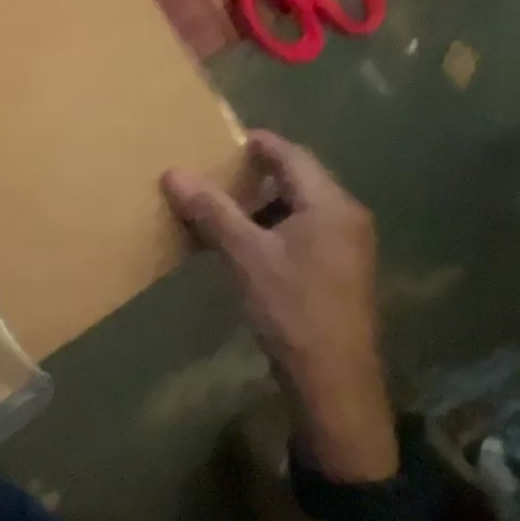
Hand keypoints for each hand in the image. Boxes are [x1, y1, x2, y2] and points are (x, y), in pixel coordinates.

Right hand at [163, 131, 396, 481]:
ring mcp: (346, 247)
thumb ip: (211, 210)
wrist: (334, 383)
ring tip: (218, 204)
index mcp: (331, 205)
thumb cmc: (292, 308)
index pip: (292, 155)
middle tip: (212, 170)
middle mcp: (346, 218)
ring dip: (260, 203)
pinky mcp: (338, 272)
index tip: (220, 137)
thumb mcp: (245, 255)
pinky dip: (270, 227)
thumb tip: (173, 171)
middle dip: (254, 173)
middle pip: (298, 179)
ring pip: (298, 208)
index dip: (257, 143)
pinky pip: (302, 232)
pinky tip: (240, 242)